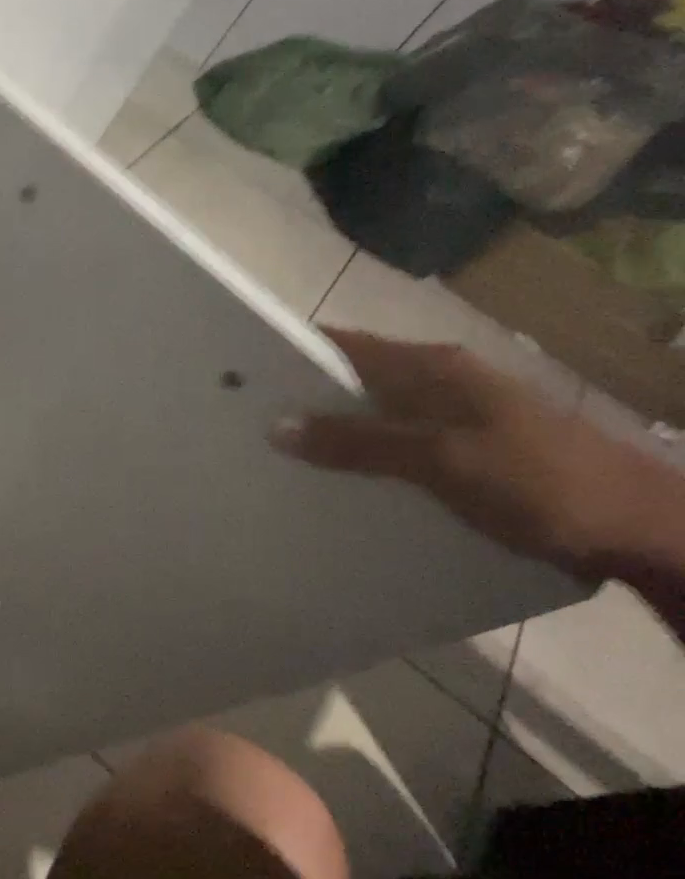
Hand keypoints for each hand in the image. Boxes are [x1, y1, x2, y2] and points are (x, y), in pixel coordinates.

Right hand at [271, 328, 684, 581]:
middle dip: (300, 400)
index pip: (342, 344)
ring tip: (275, 459)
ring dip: (330, 434)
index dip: (288, 355)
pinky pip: (395, 447)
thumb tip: (275, 425)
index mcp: (434, 368)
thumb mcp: (442, 460)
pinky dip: (362, 458)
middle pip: (352, 381)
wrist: (647, 534)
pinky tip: (337, 484)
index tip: (234, 377)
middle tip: (242, 426)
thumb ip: (359, 442)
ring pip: (372, 417)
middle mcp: (441, 382)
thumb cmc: (543, 484)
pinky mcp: (465, 453)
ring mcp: (455, 418)